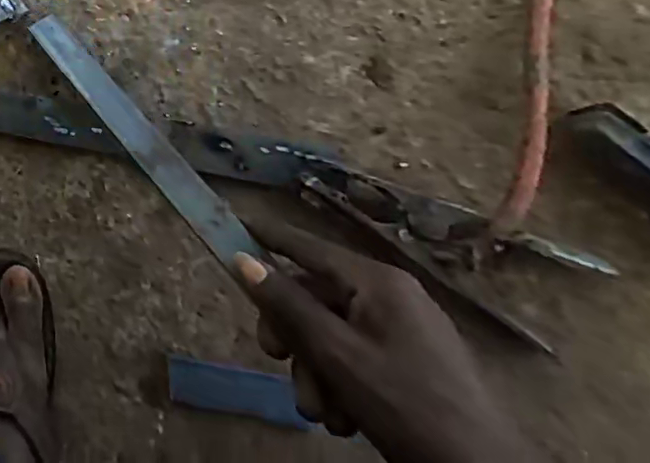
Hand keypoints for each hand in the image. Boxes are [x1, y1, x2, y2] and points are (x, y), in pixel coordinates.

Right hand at [233, 218, 537, 462]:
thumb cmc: (408, 407)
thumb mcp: (336, 355)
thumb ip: (287, 305)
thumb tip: (243, 259)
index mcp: (378, 282)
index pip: (309, 246)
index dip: (269, 238)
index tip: (235, 229)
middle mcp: (392, 296)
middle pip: (316, 297)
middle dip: (293, 335)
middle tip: (275, 359)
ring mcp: (406, 331)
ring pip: (333, 333)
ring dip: (315, 370)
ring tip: (323, 413)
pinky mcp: (414, 365)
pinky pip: (358, 356)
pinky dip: (341, 383)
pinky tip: (345, 419)